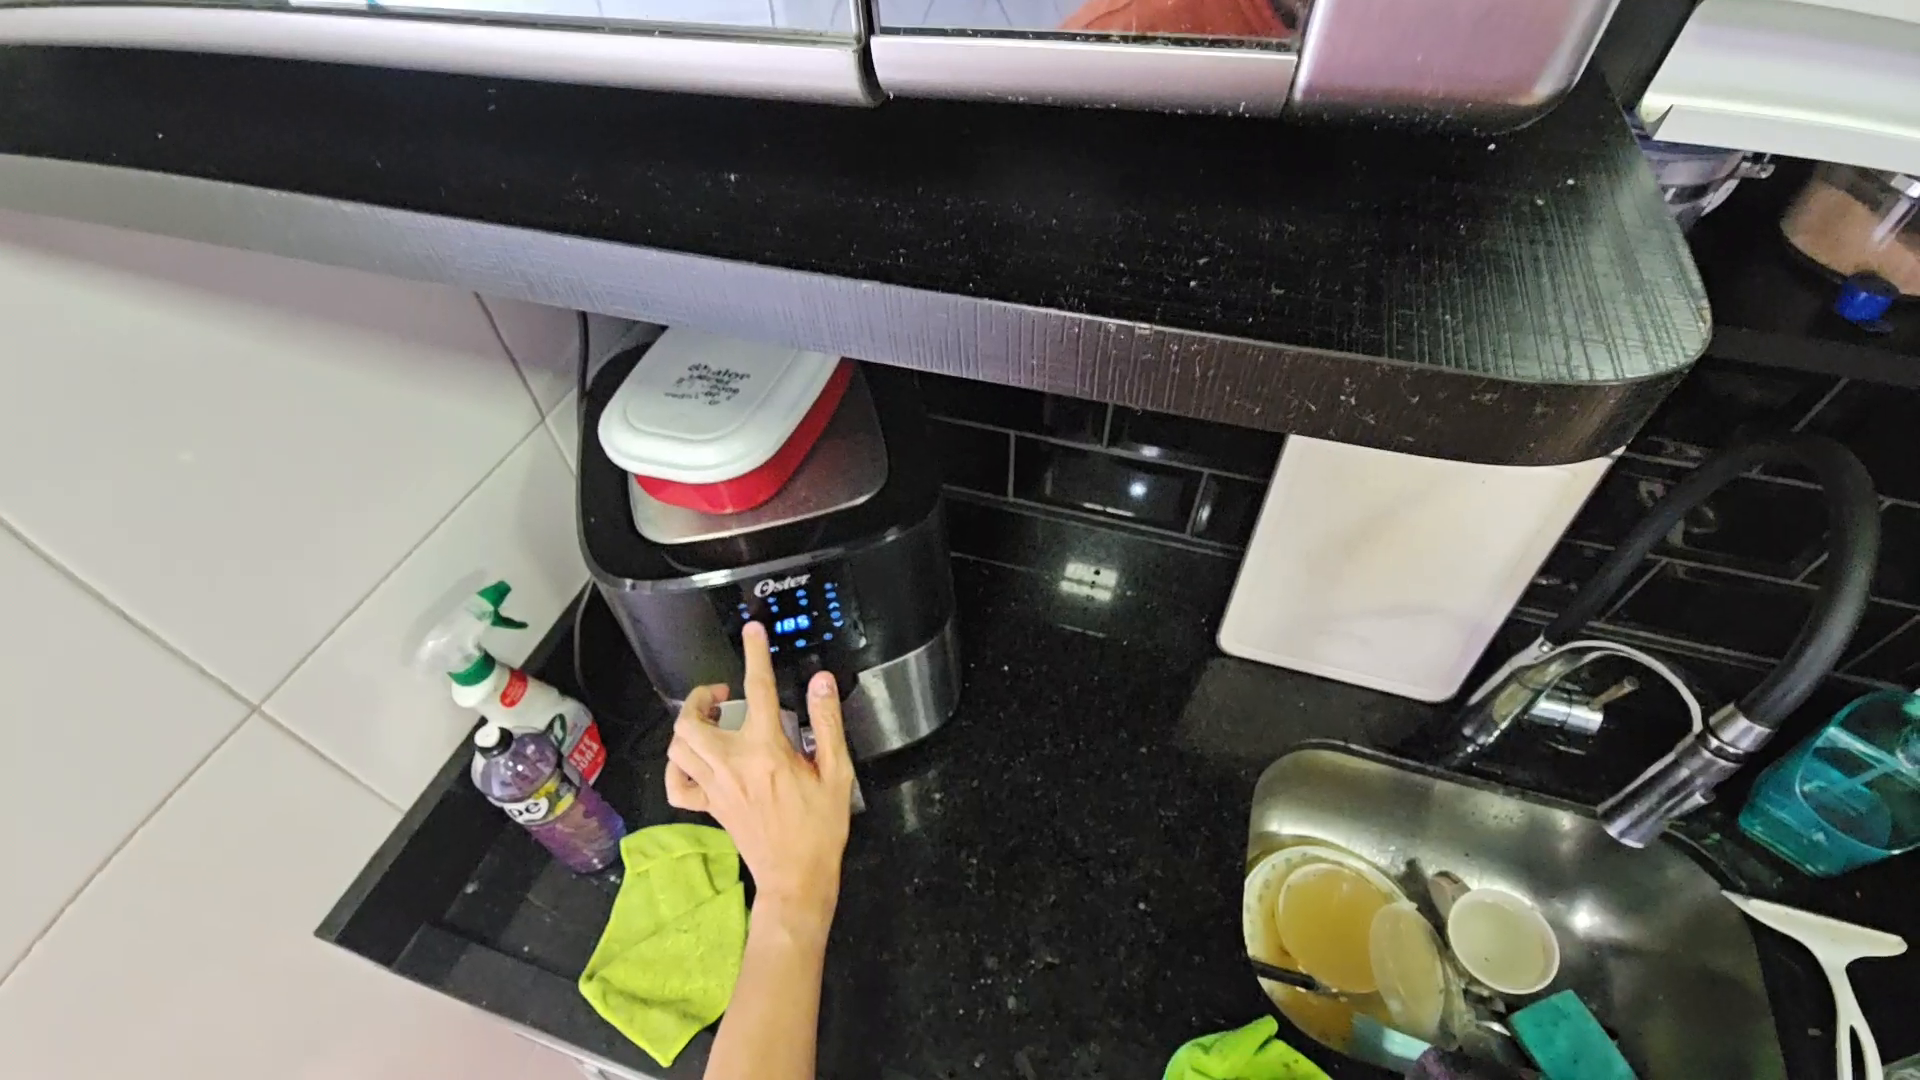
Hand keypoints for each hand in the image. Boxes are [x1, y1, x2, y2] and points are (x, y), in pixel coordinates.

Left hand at [665, 622, 853, 924]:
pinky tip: (696, 759)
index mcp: (766, 751)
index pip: (758, 690)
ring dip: (689, 725)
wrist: (797, 877)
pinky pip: (677, 784)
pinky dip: (679, 766)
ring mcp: (714, 787)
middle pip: (692, 720)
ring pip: (678, 746)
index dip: (755, 654)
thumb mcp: (837, 771)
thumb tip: (821, 681)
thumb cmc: (821, 825)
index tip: (753, 631)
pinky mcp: (708, 807)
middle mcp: (732, 765)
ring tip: (713, 720)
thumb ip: (827, 722)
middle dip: (702, 698)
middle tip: (726, 696)